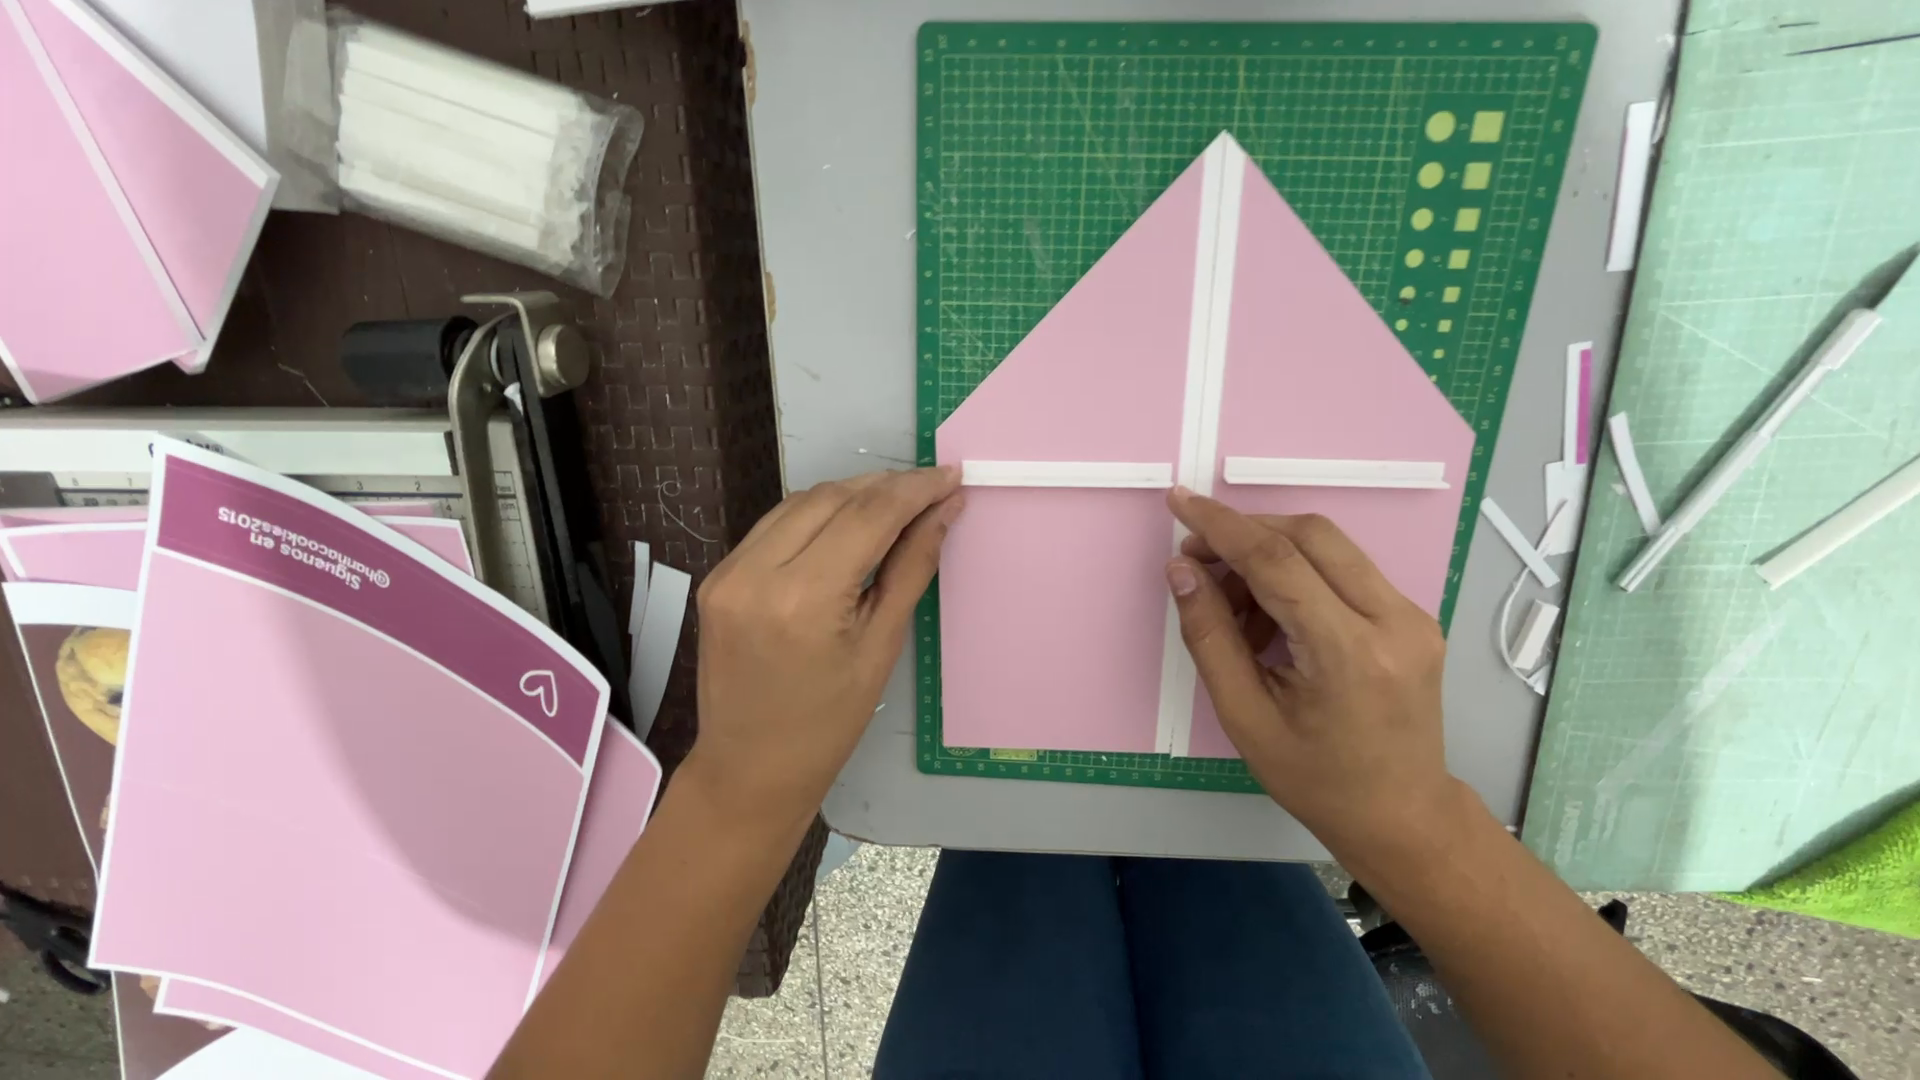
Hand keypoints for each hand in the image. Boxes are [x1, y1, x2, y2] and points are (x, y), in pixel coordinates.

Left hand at [687, 467, 963, 830]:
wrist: (750, 768)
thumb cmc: (828, 724)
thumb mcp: (882, 648)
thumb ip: (911, 568)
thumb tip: (944, 510)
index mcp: (803, 600)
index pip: (868, 515)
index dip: (914, 489)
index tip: (949, 475)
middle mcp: (756, 573)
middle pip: (833, 498)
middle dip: (886, 485)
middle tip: (930, 490)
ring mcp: (728, 572)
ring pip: (801, 502)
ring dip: (851, 495)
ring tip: (896, 505)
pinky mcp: (718, 577)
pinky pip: (774, 525)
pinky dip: (816, 515)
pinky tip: (847, 526)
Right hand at [1164, 488, 1458, 859]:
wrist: (1402, 816)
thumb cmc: (1315, 779)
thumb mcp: (1244, 716)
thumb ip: (1209, 636)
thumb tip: (1181, 571)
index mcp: (1350, 653)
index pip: (1278, 561)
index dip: (1222, 526)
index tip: (1180, 501)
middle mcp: (1394, 620)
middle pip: (1311, 536)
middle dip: (1244, 533)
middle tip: (1197, 561)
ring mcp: (1411, 616)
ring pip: (1329, 547)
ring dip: (1269, 556)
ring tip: (1231, 606)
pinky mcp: (1412, 618)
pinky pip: (1344, 571)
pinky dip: (1297, 576)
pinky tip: (1270, 618)